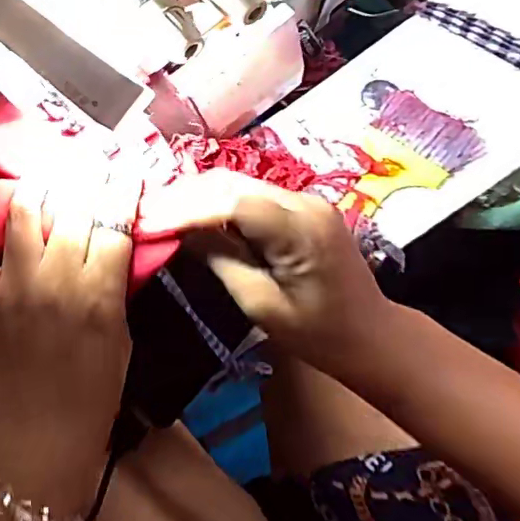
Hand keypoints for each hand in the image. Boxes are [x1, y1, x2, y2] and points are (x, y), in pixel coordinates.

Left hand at [0, 179, 137, 514]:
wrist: (32, 443)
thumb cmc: (90, 398)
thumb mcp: (121, 340)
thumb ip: (114, 288)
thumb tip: (110, 240)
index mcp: (99, 295)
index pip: (115, 222)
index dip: (122, 189)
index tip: (123, 167)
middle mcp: (57, 281)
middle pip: (74, 209)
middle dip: (85, 182)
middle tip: (87, 169)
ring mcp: (12, 287)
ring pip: (22, 216)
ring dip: (35, 190)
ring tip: (42, 182)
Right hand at [144, 170, 391, 371]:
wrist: (374, 337)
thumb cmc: (320, 335)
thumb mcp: (263, 306)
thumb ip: (221, 260)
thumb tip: (180, 230)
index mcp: (300, 228)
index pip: (231, 202)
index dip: (185, 207)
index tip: (148, 221)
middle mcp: (303, 200)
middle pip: (231, 183)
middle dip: (184, 196)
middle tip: (145, 213)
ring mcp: (303, 199)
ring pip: (237, 184)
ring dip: (197, 196)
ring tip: (159, 212)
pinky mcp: (299, 205)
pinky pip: (250, 195)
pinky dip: (217, 203)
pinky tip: (192, 214)